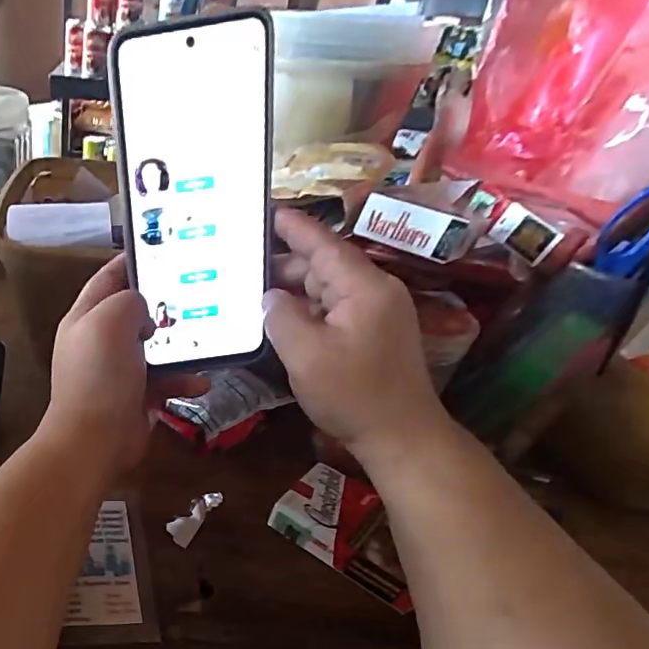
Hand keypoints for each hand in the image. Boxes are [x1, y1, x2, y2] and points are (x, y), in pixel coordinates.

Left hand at [42, 254, 207, 474]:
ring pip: (156, 349)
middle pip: (136, 314)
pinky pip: (166, 382)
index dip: (133, 263)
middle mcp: (101, 342)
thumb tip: (145, 315)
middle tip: (196, 297)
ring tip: (207, 340)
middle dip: (165, 307)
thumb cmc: (100, 376)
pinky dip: (183, 381)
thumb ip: (130, 301)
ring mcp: (120, 372)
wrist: (95, 440)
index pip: (109, 279)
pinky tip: (202, 382)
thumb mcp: (110, 321)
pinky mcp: (138, 398)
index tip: (165, 252)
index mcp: (86, 318)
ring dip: (181, 347)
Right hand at [265, 209, 451, 460]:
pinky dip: (313, 313)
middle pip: (327, 267)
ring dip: (298, 293)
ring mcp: (381, 315)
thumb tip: (270, 297)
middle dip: (288, 266)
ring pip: (331, 292)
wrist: (401, 436)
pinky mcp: (378, 337)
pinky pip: (339, 312)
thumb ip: (281, 317)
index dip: (295, 227)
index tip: (269, 211)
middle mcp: (377, 292)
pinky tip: (288, 322)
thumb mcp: (305, 355)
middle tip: (247, 266)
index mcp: (364, 287)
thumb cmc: (353, 395)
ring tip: (259, 294)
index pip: (324, 244)